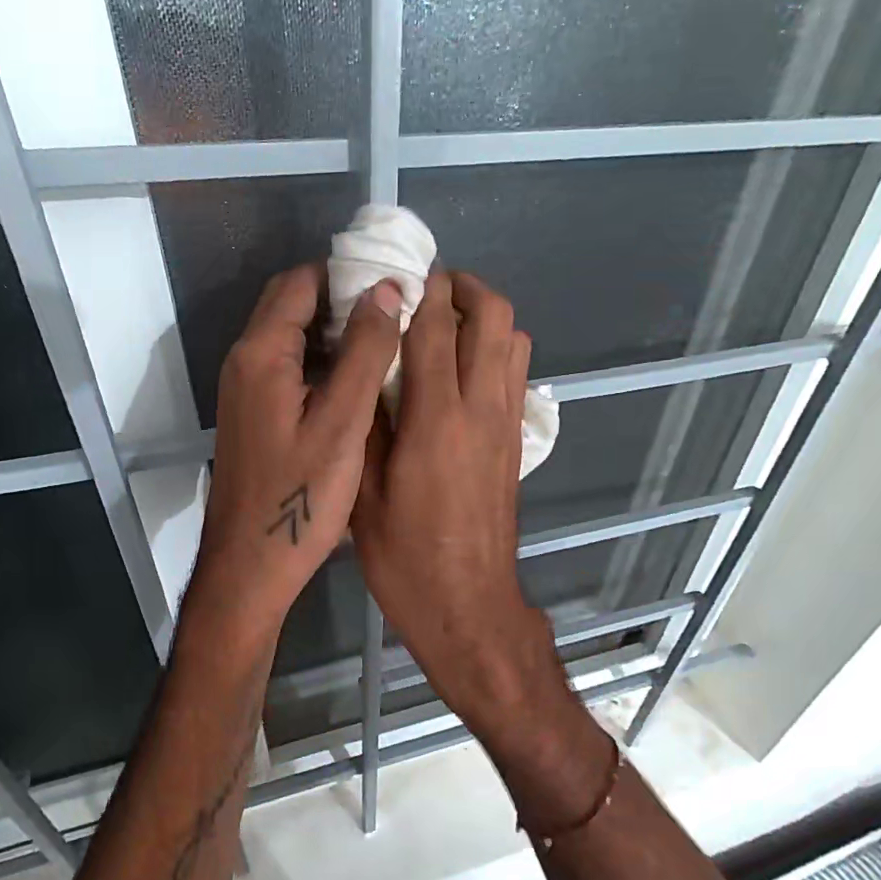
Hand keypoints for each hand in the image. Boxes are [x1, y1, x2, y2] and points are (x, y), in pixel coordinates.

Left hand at [194, 263, 403, 628]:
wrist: (250, 565)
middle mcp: (245, 361)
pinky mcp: (255, 413)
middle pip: (292, 304)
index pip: (301, 283)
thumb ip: (365, 353)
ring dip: (334, 329)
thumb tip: (385, 290)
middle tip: (397, 310)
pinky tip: (360, 380)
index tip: (394, 282)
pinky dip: (323, 360)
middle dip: (342, 297)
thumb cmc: (298, 497)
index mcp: (262, 354)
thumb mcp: (342, 423)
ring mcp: (246, 389)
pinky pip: (289, 366)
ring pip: (291, 336)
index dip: (347, 273)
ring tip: (388, 339)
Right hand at [351, 272, 567, 735]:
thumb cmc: (405, 558)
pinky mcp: (516, 441)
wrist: (470, 606)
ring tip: (446, 320)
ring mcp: (507, 423)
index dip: (419, 291)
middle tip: (427, 289)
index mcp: (436, 419)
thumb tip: (368, 368)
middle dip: (463, 287)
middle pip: (493, 316)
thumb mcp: (364, 496)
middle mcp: (481, 409)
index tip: (398, 274)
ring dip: (485, 315)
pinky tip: (463, 365)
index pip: (435, 329)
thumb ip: (366, 426)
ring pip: (514, 339)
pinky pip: (516, 372)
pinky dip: (497, 348)